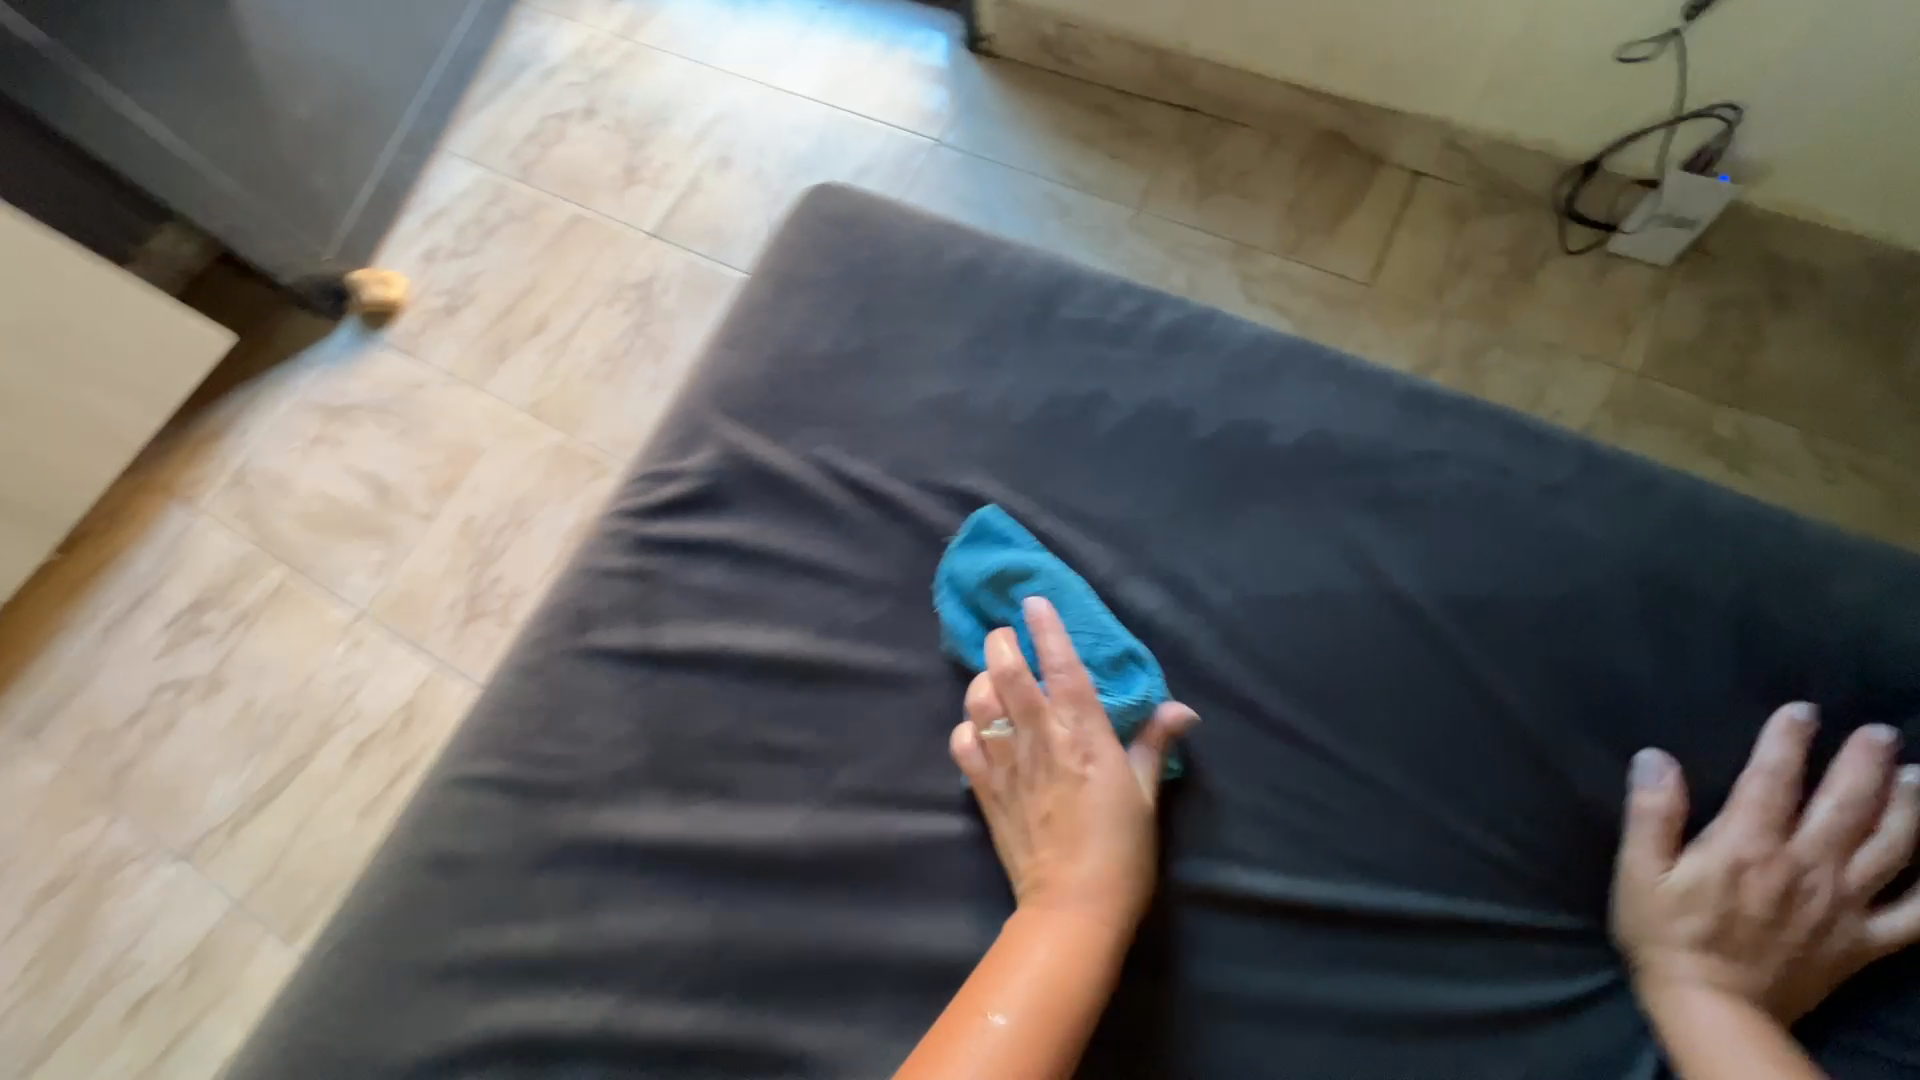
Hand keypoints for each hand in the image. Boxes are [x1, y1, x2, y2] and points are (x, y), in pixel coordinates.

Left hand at [949, 596, 1198, 929]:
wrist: (1074, 906)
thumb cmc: (1121, 850)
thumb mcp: (1145, 793)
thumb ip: (1154, 743)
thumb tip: (1182, 709)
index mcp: (1082, 734)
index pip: (1061, 666)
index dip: (1047, 629)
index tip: (1033, 602)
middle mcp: (1039, 738)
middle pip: (1006, 673)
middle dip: (1001, 644)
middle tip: (1006, 636)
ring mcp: (1006, 763)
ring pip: (978, 702)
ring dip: (980, 682)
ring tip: (991, 680)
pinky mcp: (985, 790)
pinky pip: (963, 745)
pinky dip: (966, 729)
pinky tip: (977, 731)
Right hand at [1613, 702, 1919, 1023]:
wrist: (1712, 1004)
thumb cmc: (1662, 931)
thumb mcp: (1638, 869)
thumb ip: (1651, 812)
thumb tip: (1656, 757)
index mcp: (1746, 846)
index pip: (1774, 781)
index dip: (1789, 742)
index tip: (1802, 712)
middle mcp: (1805, 867)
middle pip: (1847, 807)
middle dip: (1866, 766)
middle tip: (1881, 733)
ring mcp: (1843, 906)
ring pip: (1893, 849)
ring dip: (1909, 808)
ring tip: (1919, 777)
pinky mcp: (1865, 942)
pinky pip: (1918, 915)